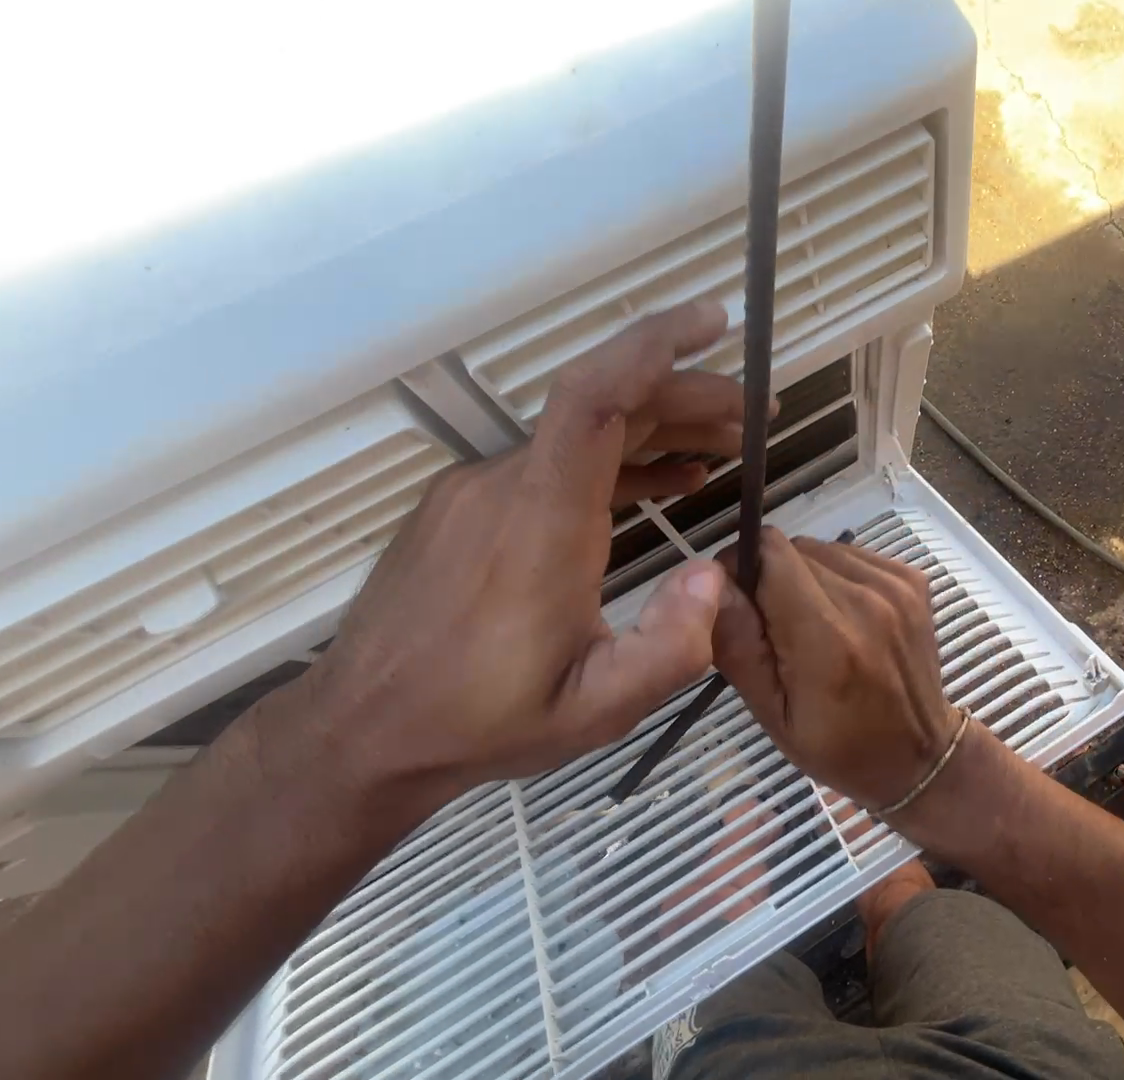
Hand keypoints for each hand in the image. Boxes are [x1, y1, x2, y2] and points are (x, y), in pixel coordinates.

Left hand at [285, 300, 744, 801]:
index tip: (712, 323)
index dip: (654, 346)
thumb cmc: (482, 720)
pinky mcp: (473, 507)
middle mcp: (507, 486)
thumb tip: (717, 573)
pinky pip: (558, 462)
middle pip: (606, 406)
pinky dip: (622, 458)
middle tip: (759, 415)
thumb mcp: (596, 710)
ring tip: (729, 442)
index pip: (593, 398)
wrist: (365, 731)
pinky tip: (670, 476)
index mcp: (541, 520)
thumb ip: (669, 650)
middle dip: (689, 396)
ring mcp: (482, 491)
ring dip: (661, 427)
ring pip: (583, 432)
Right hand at [710, 529, 959, 810]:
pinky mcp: (913, 579)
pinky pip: (852, 556)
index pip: (769, 553)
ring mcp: (896, 585)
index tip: (736, 600)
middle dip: (770, 578)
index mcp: (827, 637)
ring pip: (821, 549)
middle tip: (774, 626)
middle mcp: (866, 600)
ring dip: (804, 576)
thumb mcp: (772, 714)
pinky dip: (836, 577)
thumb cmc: (837, 745)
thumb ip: (739, 646)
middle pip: (792, 549)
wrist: (917, 753)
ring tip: (811, 624)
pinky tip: (842, 617)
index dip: (741, 566)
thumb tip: (712, 585)